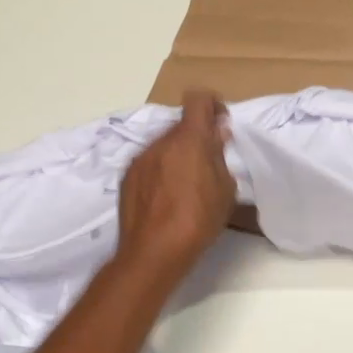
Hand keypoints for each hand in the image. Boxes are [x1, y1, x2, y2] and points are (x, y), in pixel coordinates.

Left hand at [116, 90, 237, 271]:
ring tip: (187, 184)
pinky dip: (161, 170)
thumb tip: (216, 134)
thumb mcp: (224, 189)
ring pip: (164, 144)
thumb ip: (219, 156)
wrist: (153, 253)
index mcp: (189, 140)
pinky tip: (167, 197)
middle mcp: (160, 142)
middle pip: (181, 125)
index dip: (211, 104)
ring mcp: (140, 159)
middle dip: (197, 136)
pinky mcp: (127, 177)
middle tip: (209, 162)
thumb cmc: (198, 220)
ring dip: (178, 154)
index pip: (197, 100)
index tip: (221, 123)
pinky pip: (150, 162)